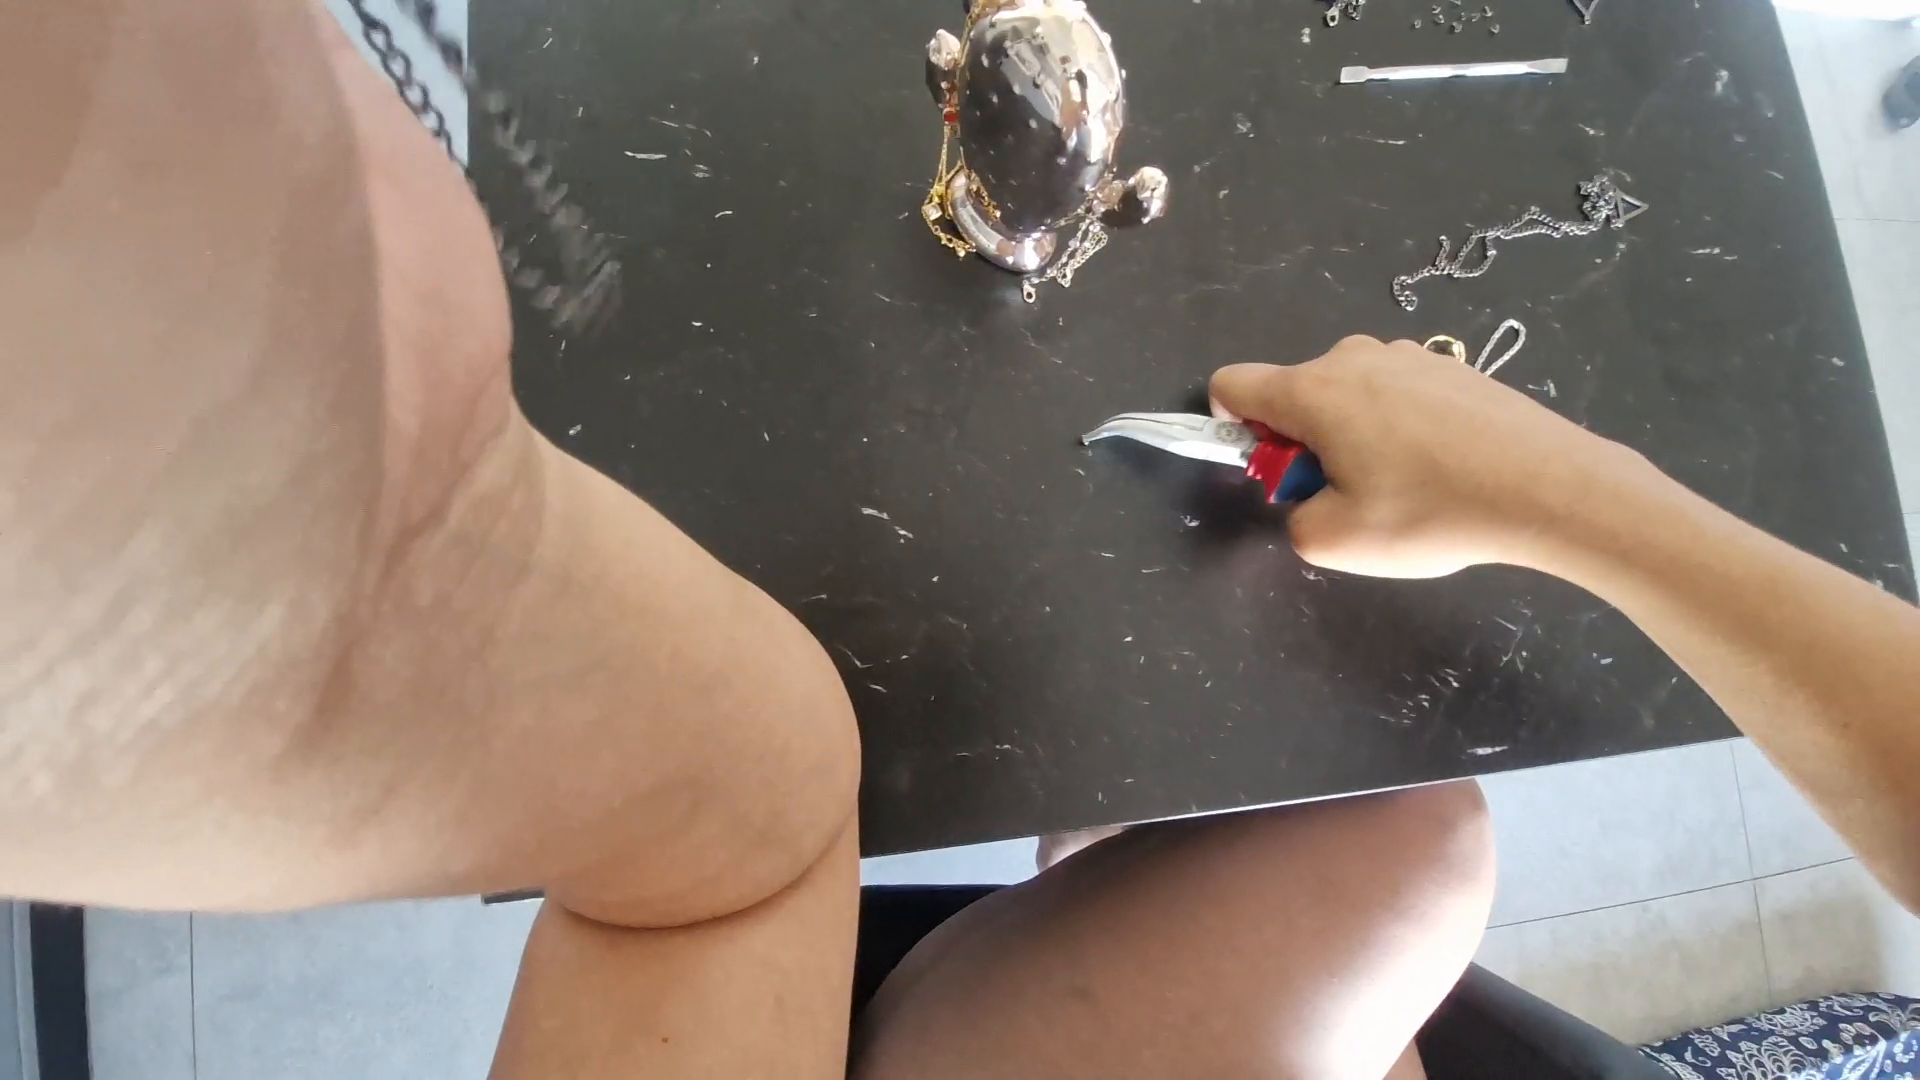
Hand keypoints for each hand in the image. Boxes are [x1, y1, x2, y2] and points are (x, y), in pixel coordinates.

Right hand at [1210, 335, 1647, 577]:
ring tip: (1399, 480)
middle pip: (1290, 393)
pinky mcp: (1452, 367)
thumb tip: (1309, 497)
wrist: (1556, 490)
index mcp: (1311, 392)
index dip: (1229, 424)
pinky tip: (1438, 465)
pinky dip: (1391, 425)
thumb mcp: (1329, 541)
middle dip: (1296, 440)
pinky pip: (1391, 392)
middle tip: (1343, 490)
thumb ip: (1289, 518)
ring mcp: (1408, 356)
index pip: (1231, 384)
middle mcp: (1352, 358)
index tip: (1268, 465)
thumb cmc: (1428, 513)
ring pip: (1342, 393)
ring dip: (1344, 432)